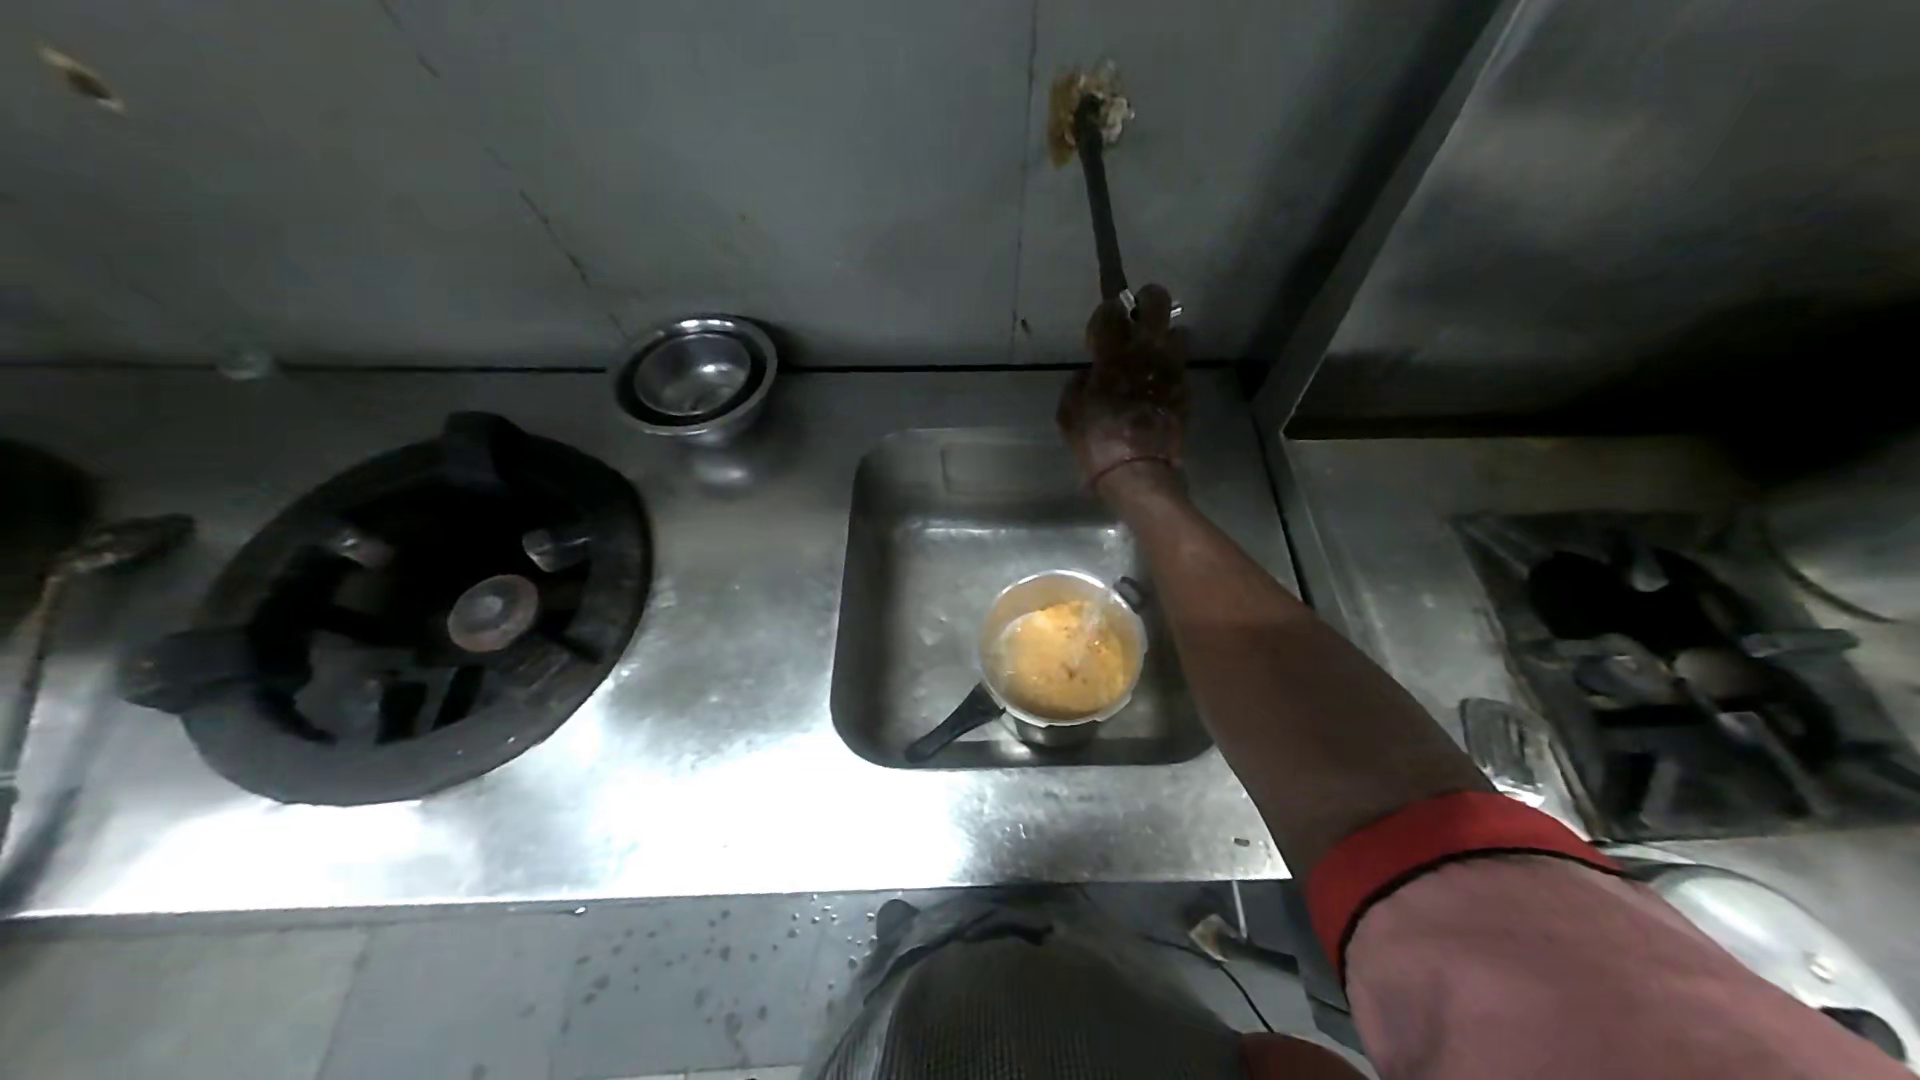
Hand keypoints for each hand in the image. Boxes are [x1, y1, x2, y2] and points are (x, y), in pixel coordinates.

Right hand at [1056, 284, 1188, 494]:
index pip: (1110, 311)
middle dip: (1145, 302)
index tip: (1096, 337)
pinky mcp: (1185, 389)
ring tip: (1151, 358)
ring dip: (1164, 339)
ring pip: (1178, 331)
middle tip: (1134, 322)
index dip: (1102, 316)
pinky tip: (1157, 388)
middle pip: (1156, 301)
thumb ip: (1077, 385)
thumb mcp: (1068, 414)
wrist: (1138, 471)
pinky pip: (1180, 366)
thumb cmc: (1096, 443)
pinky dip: (1169, 370)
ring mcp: (1171, 369)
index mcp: (1113, 355)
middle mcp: (1146, 352)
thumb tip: (1089, 374)